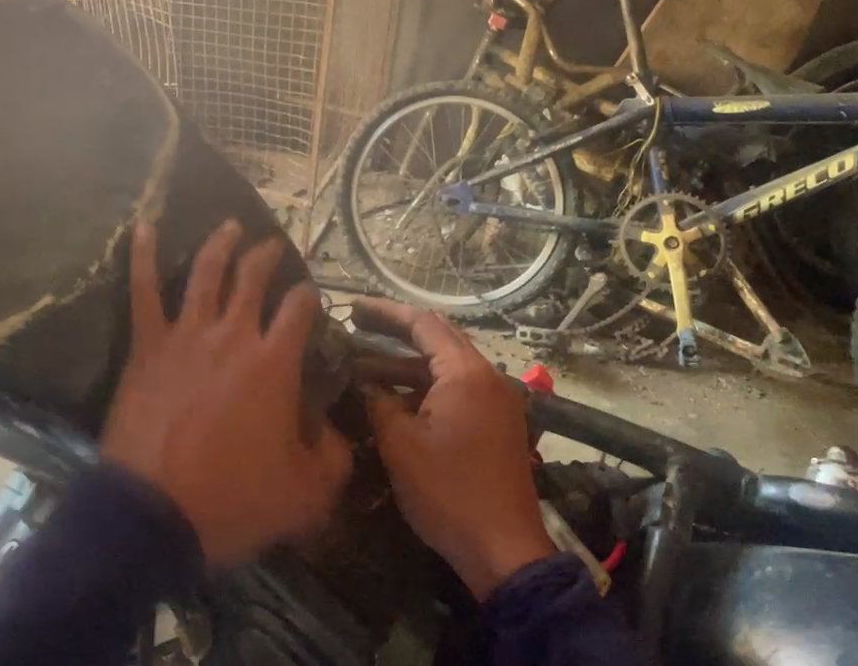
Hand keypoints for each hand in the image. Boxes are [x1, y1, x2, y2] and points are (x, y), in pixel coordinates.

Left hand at [101, 220, 353, 567]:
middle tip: (273, 243)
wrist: (155, 514)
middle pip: (253, 277)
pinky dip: (143, 255)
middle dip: (267, 255)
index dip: (309, 296)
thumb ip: (333, 457)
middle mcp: (233, 335)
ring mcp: (186, 335)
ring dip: (221, 244)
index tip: (310, 296)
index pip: (300, 309)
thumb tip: (334, 430)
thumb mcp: (306, 494)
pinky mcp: (147, 346)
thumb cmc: (233, 501)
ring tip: (231, 226)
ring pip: (205, 272)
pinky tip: (143, 227)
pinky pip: (143, 291)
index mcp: (275, 362)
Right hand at [360, 297, 554, 599]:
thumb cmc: (449, 492)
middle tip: (356, 325)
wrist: (504, 550)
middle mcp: (487, 377)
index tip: (353, 307)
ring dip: (406, 364)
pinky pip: (456, 390)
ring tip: (362, 365)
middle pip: (438, 339)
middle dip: (395, 331)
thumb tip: (364, 383)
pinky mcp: (496, 425)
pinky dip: (424, 387)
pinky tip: (393, 398)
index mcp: (466, 373)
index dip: (385, 312)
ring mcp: (496, 401)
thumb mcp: (400, 445)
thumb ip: (378, 403)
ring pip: (445, 367)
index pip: (423, 323)